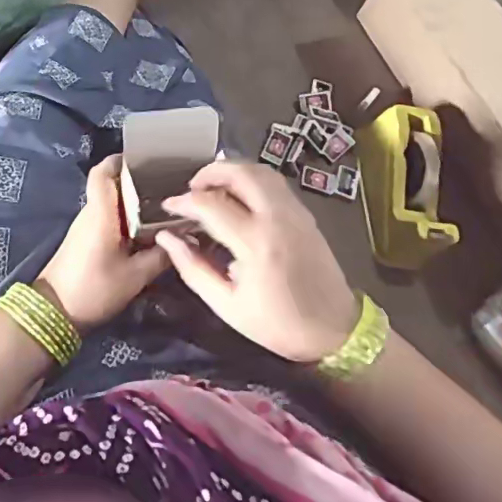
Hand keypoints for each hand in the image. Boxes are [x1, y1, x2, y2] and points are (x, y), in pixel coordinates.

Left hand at [36, 155, 170, 328]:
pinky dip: (128, 219)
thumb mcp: (135, 276)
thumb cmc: (94, 289)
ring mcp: (86, 226)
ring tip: (166, 207)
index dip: (121, 160)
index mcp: (101, 213)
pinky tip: (149, 230)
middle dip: (139, 182)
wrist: (55, 313)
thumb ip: (162, 255)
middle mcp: (91, 213)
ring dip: (135, 203)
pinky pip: (109, 218)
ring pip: (112, 203)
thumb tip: (188, 238)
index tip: (148, 160)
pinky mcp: (85, 240)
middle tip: (170, 186)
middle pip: (113, 185)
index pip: (103, 172)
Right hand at [154, 162, 356, 362]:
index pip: (210, 204)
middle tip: (191, 189)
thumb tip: (167, 238)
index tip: (168, 208)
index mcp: (255, 244)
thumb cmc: (278, 324)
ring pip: (261, 171)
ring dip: (232, 172)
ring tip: (212, 189)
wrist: (335, 330)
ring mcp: (296, 213)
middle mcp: (277, 219)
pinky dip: (251, 180)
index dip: (183, 201)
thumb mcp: (226, 305)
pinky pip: (275, 183)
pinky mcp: (306, 215)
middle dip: (210, 173)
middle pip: (240, 173)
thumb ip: (193, 267)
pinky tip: (238, 197)